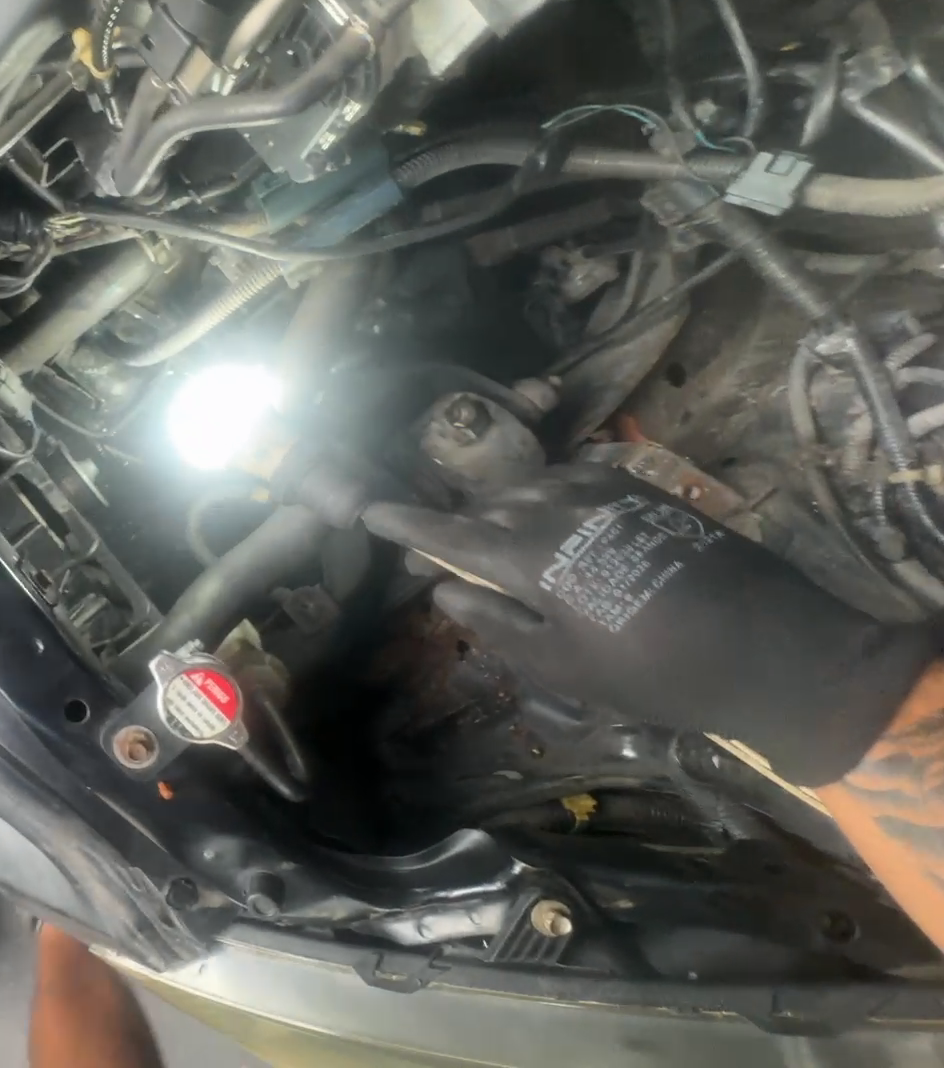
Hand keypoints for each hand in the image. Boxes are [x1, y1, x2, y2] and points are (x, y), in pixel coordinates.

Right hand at [362, 464, 934, 784]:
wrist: (780, 651)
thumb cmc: (654, 672)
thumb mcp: (559, 666)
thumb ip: (492, 621)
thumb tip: (442, 587)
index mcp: (527, 558)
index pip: (445, 532)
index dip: (402, 523)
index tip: (368, 513)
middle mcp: (555, 513)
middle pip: (481, 508)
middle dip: (451, 526)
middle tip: (437, 554)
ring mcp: (601, 495)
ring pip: (522, 488)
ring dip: (496, 510)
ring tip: (490, 535)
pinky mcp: (639, 493)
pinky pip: (568, 478)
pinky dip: (542, 493)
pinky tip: (546, 511)